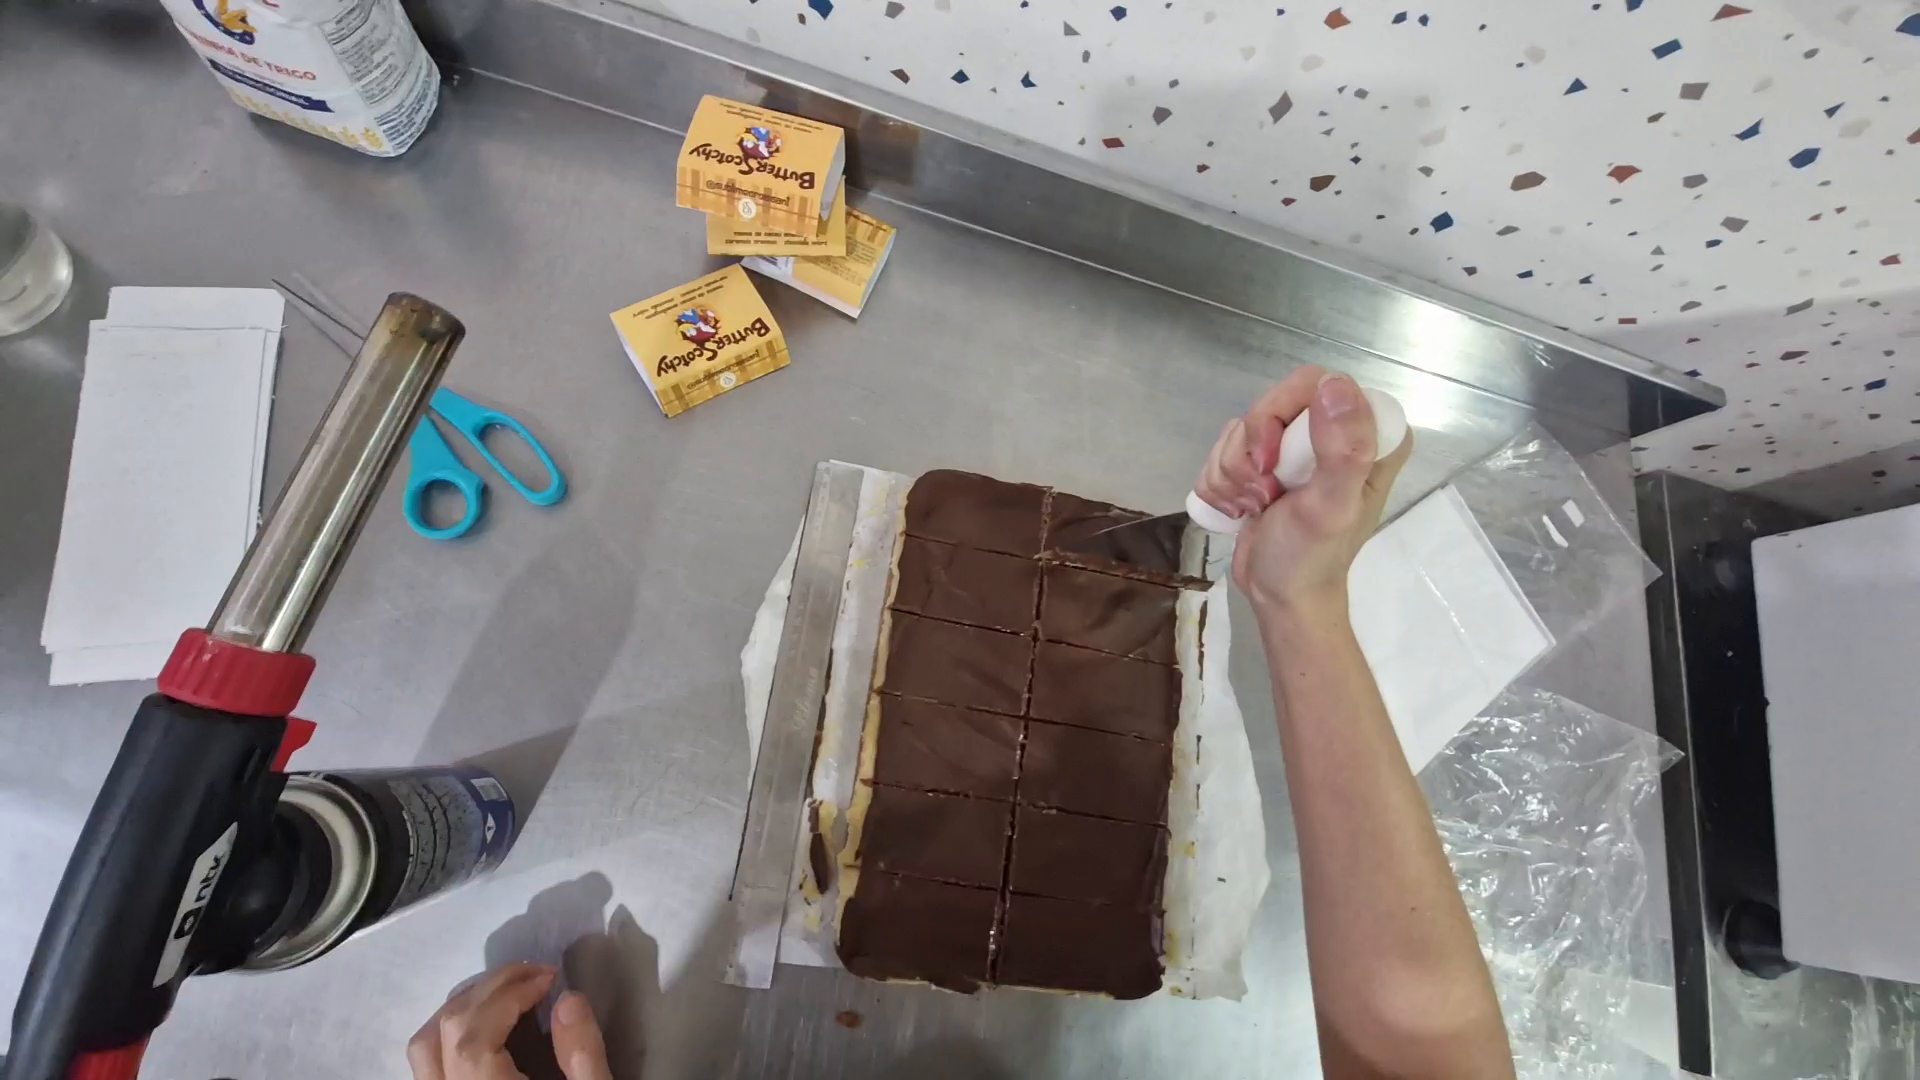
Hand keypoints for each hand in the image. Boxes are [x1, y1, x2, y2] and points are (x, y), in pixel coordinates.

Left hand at [407, 963, 613, 1079]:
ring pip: (422, 1048)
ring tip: (511, 990)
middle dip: (491, 987)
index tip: (551, 978)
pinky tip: (491, 1023)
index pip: (474, 1034)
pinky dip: (454, 1030)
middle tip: (535, 974)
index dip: (511, 992)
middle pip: (442, 1032)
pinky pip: (427, 1066)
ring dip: (465, 1005)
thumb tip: (567, 998)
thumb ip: (583, 1053)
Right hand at [1194, 367, 1410, 619]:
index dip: (1277, 415)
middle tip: (1259, 491)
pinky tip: (1238, 509)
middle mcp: (1334, 432)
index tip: (1269, 461)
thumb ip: (1343, 449)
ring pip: (1237, 430)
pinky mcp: (1262, 466)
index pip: (1311, 385)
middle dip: (1248, 453)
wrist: (1280, 596)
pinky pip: (1221, 452)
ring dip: (1231, 474)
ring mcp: (1293, 450)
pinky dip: (1220, 484)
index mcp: (1369, 433)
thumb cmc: (1310, 559)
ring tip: (1252, 507)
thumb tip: (1334, 386)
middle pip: (1267, 405)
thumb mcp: (1330, 507)